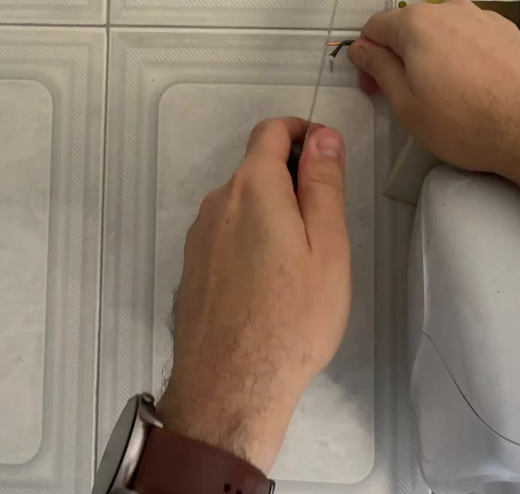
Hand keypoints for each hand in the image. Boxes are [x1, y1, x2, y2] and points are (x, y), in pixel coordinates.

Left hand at [159, 117, 352, 471]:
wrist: (229, 388)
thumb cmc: (290, 319)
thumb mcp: (326, 247)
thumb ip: (323, 184)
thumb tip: (322, 136)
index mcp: (252, 187)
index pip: (271, 131)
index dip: (302, 132)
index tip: (326, 155)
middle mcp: (218, 201)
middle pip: (256, 167)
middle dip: (291, 178)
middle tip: (324, 223)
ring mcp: (200, 234)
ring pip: (242, 202)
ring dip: (271, 211)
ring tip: (299, 262)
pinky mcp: (194, 265)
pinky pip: (227, 232)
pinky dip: (251, 237)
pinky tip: (268, 282)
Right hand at [347, 0, 519, 181]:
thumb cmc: (473, 120)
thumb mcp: (407, 104)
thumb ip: (379, 69)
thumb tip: (363, 50)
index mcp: (416, 22)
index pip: (375, 27)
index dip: (366, 57)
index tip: (372, 83)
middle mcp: (450, 11)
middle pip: (409, 27)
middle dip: (399, 56)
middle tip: (403, 94)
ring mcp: (484, 20)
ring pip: (443, 33)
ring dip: (433, 57)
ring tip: (444, 97)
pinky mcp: (510, 34)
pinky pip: (473, 41)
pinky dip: (464, 59)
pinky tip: (473, 91)